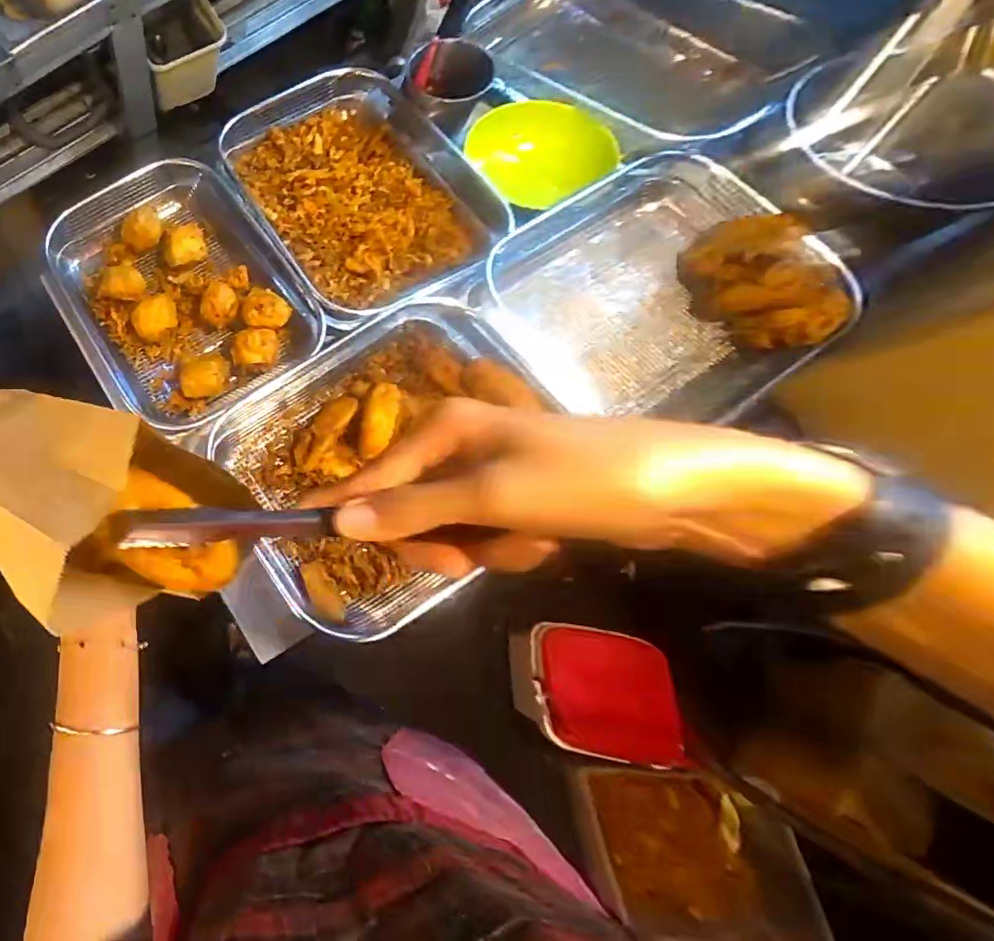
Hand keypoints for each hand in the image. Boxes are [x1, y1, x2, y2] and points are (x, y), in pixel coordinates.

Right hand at [299, 399, 870, 575]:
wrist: (693, 492)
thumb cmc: (583, 480)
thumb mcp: (491, 498)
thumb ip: (412, 511)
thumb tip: (339, 522)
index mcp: (441, 429)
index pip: (373, 475)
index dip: (342, 504)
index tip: (300, 523)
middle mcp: (454, 446)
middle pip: (406, 508)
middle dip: (435, 541)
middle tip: (461, 564)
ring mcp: (486, 473)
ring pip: (445, 529)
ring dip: (480, 549)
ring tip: (528, 544)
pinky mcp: (515, 498)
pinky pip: (482, 535)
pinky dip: (507, 549)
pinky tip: (545, 543)